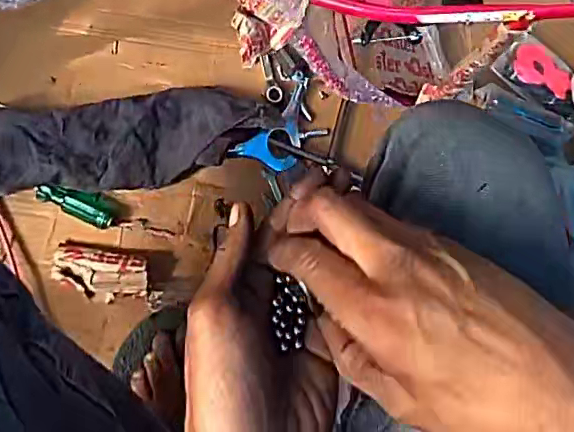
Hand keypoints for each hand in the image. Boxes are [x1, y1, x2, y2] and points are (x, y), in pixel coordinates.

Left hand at [184, 200, 337, 431]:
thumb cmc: (221, 388)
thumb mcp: (213, 314)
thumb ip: (229, 261)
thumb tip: (239, 212)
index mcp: (236, 296)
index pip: (266, 241)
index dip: (288, 212)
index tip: (310, 185)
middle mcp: (267, 309)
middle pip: (296, 255)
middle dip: (315, 225)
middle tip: (337, 190)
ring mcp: (297, 331)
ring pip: (320, 280)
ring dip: (335, 251)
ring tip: (353, 214)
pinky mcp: (325, 354)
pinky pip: (339, 315)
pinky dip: (350, 292)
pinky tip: (360, 262)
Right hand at [266, 181, 573, 431]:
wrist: (559, 379)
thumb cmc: (480, 406)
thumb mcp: (405, 401)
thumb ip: (352, 356)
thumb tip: (324, 323)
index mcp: (376, 310)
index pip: (308, 255)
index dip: (281, 246)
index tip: (273, 250)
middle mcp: (393, 261)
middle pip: (327, 203)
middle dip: (296, 204)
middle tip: (286, 221)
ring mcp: (422, 241)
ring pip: (358, 202)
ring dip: (331, 206)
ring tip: (318, 225)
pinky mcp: (445, 236)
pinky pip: (389, 216)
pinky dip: (364, 219)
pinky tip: (366, 244)